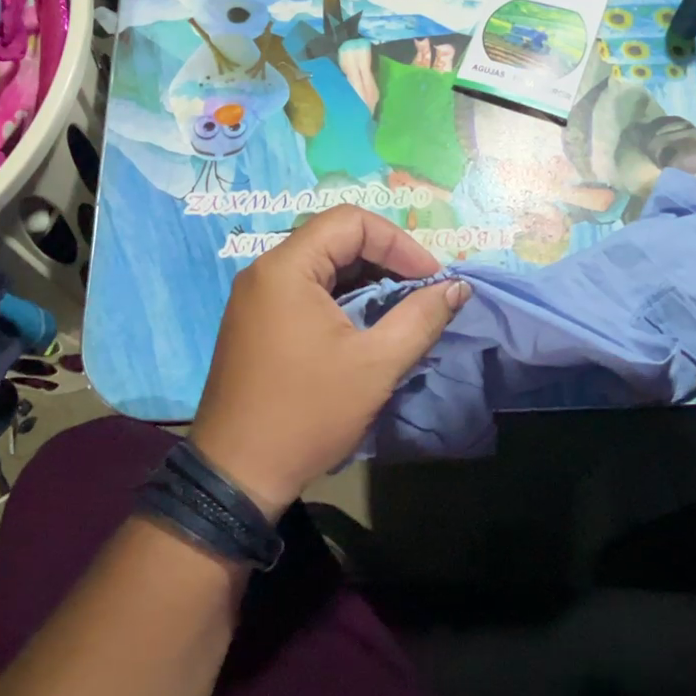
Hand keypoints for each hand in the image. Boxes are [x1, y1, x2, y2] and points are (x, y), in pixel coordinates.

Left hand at [190, 207, 471, 518]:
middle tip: (422, 293)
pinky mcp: (254, 323)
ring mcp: (254, 298)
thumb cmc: (308, 413)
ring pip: (320, 267)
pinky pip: (303, 292)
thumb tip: (457, 287)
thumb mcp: (375, 365)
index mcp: (286, 268)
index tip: (431, 279)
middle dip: (385, 260)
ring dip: (365, 281)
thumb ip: (421, 317)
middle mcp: (264, 272)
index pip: (350, 222)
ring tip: (401, 310)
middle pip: (333, 238)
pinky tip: (366, 327)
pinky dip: (340, 299)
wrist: (238, 473)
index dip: (399, 243)